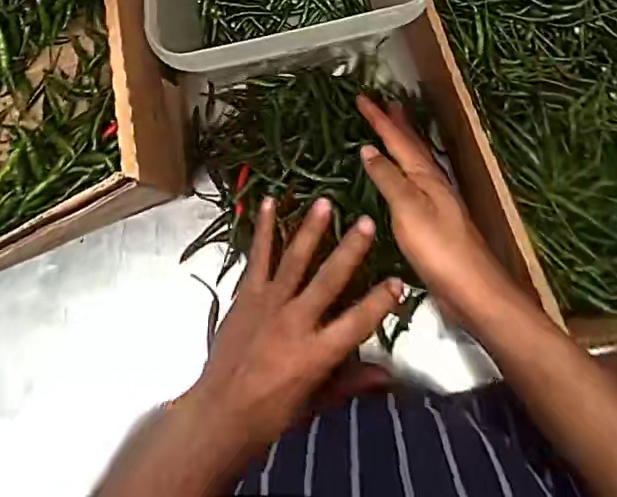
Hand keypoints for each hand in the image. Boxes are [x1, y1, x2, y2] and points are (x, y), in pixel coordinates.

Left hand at [180, 195, 402, 459]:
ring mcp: (269, 304)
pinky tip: (268, 202)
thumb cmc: (271, 414)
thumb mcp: (317, 402)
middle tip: (367, 222)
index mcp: (316, 354)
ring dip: (310, 229)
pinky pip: (258, 257)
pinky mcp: (247, 294)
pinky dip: (264, 228)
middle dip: (350, 251)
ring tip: (324, 202)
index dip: (379, 303)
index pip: (356, 323)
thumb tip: (391, 375)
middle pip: (328, 281)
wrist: (218, 414)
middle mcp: (295, 322)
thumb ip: (353, 382)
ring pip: (294, 260)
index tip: (398, 281)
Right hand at [355, 95, 519, 320]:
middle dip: (396, 122)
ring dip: (403, 140)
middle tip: (385, 101)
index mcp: (426, 175)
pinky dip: (404, 166)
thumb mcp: (408, 209)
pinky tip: (402, 174)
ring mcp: (436, 200)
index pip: (397, 139)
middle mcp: (433, 181)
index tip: (361, 97)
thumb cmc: (439, 249)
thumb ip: (388, 178)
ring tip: (394, 124)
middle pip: (411, 144)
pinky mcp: (435, 219)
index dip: (378, 119)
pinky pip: (415, 179)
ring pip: (415, 159)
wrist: (474, 290)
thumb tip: (369, 149)